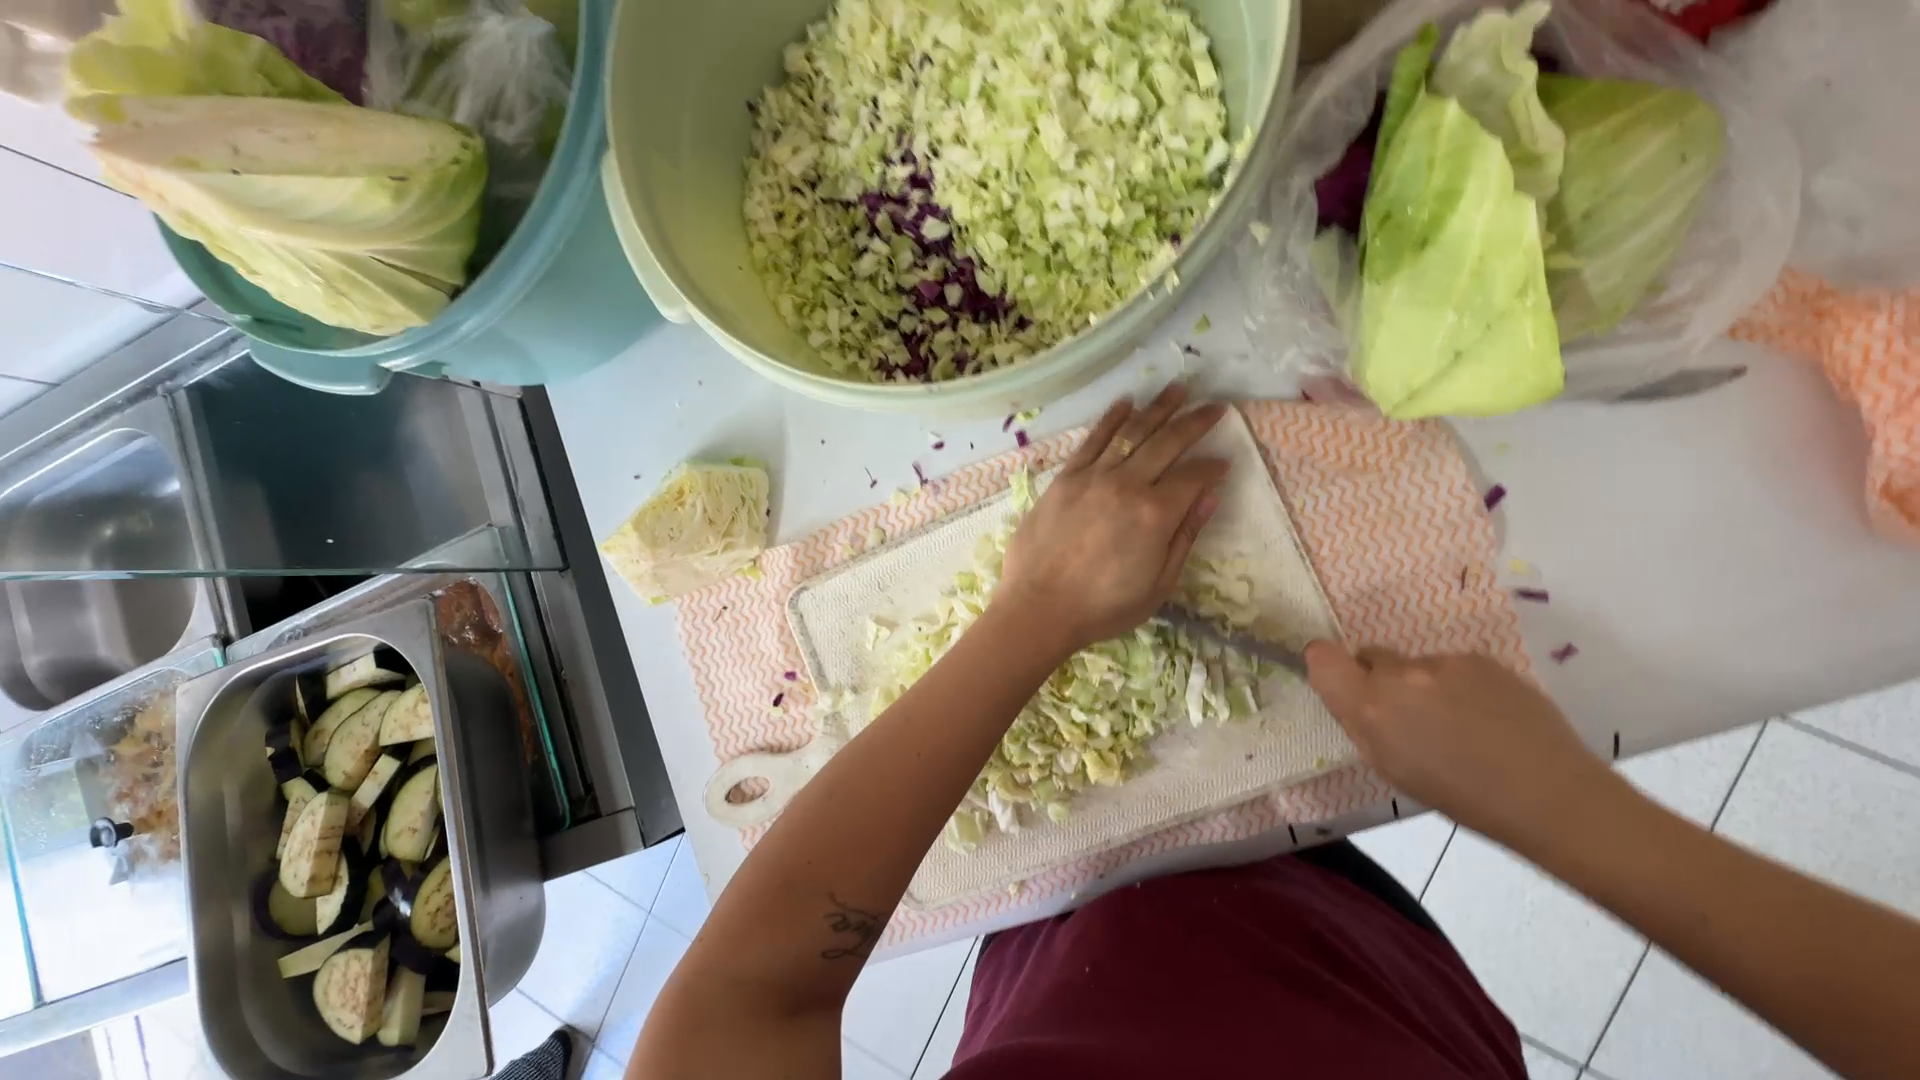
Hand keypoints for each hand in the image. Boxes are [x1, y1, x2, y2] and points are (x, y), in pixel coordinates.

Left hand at [994, 384, 1229, 657]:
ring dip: (1158, 408)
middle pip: (1167, 442)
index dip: (1212, 467)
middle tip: (1215, 406)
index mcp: (1156, 515)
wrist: (1039, 608)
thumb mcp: (1159, 584)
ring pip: (1131, 432)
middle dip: (1195, 422)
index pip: (1194, 476)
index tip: (1224, 461)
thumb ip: (1186, 536)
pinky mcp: (1065, 478)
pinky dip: (1111, 419)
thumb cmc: (1103, 607)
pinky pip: (1092, 440)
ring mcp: (1093, 478)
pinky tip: (1126, 403)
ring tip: (1178, 389)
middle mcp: (1127, 485)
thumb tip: (1209, 496)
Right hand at [1305, 644, 1619, 844]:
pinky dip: (1457, 685)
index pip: (1321, 656)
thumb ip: (1362, 724)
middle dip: (1378, 681)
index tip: (1342, 688)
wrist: (1551, 794)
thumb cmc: (1460, 796)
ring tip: (1458, 725)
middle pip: (1369, 657)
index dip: (1326, 667)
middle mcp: (1401, 674)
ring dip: (1422, 685)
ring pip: (1414, 664)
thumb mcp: (1391, 768)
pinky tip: (1485, 717)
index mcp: (1370, 706)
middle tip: (1408, 718)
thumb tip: (1350, 697)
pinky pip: (1452, 666)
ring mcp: (1444, 662)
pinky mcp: (1482, 659)